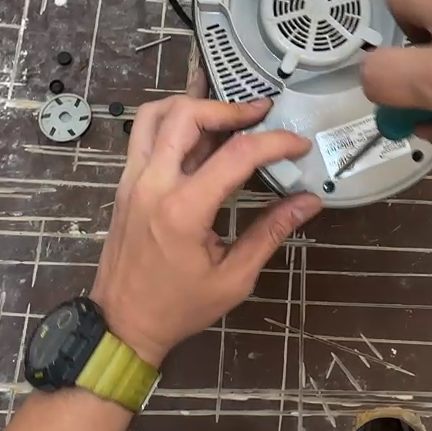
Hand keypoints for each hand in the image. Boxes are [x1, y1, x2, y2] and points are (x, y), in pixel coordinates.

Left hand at [91, 96, 322, 365]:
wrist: (121, 325)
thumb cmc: (178, 307)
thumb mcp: (234, 278)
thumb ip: (271, 232)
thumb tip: (310, 202)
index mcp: (183, 209)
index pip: (236, 154)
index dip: (274, 142)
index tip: (298, 145)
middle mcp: (153, 183)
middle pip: (186, 114)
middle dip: (229, 108)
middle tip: (261, 115)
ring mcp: (133, 178)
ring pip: (155, 113)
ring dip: (194, 105)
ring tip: (227, 117)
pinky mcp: (126, 182)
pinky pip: (144, 133)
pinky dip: (173, 121)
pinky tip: (200, 136)